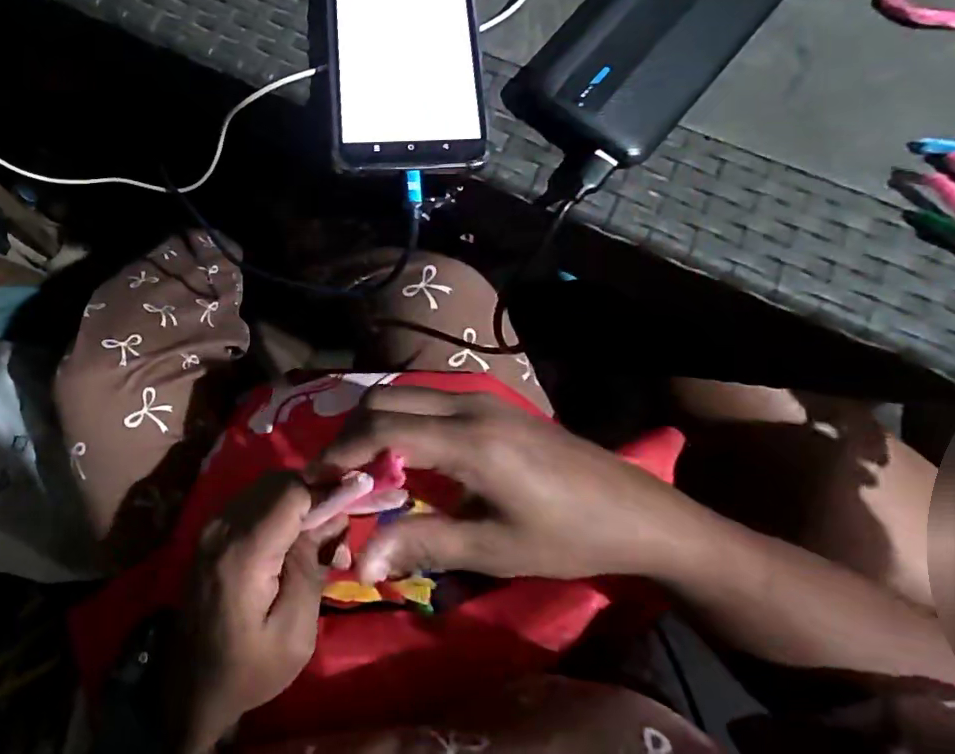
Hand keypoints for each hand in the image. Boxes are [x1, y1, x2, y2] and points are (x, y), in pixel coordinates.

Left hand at [164, 472, 345, 753]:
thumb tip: (333, 516)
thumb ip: (312, 566)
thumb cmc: (250, 669)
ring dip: (298, 501)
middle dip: (315, 494)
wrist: (194, 686)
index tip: (357, 501)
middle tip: (342, 528)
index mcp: (243, 551)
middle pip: (278, 483)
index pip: (290, 491)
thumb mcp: (295, 632)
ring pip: (266, 488)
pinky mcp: (212, 532)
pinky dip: (279, 510)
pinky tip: (296, 541)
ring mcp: (212, 526)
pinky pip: (252, 502)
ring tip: (323, 539)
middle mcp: (223, 526)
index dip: (326, 490)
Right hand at [316, 387, 699, 585]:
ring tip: (366, 466)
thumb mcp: (494, 549)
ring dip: (375, 421)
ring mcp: (481, 398)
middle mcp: (468, 405)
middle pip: (385, 399)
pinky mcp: (491, 402)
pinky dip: (401, 417)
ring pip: (405, 393)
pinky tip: (407, 455)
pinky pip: (427, 397)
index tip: (316, 476)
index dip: (341, 449)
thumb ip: (423, 543)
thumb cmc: (566, 538)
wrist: (638, 513)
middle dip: (351, 431)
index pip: (383, 427)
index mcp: (468, 441)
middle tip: (338, 473)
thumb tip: (362, 561)